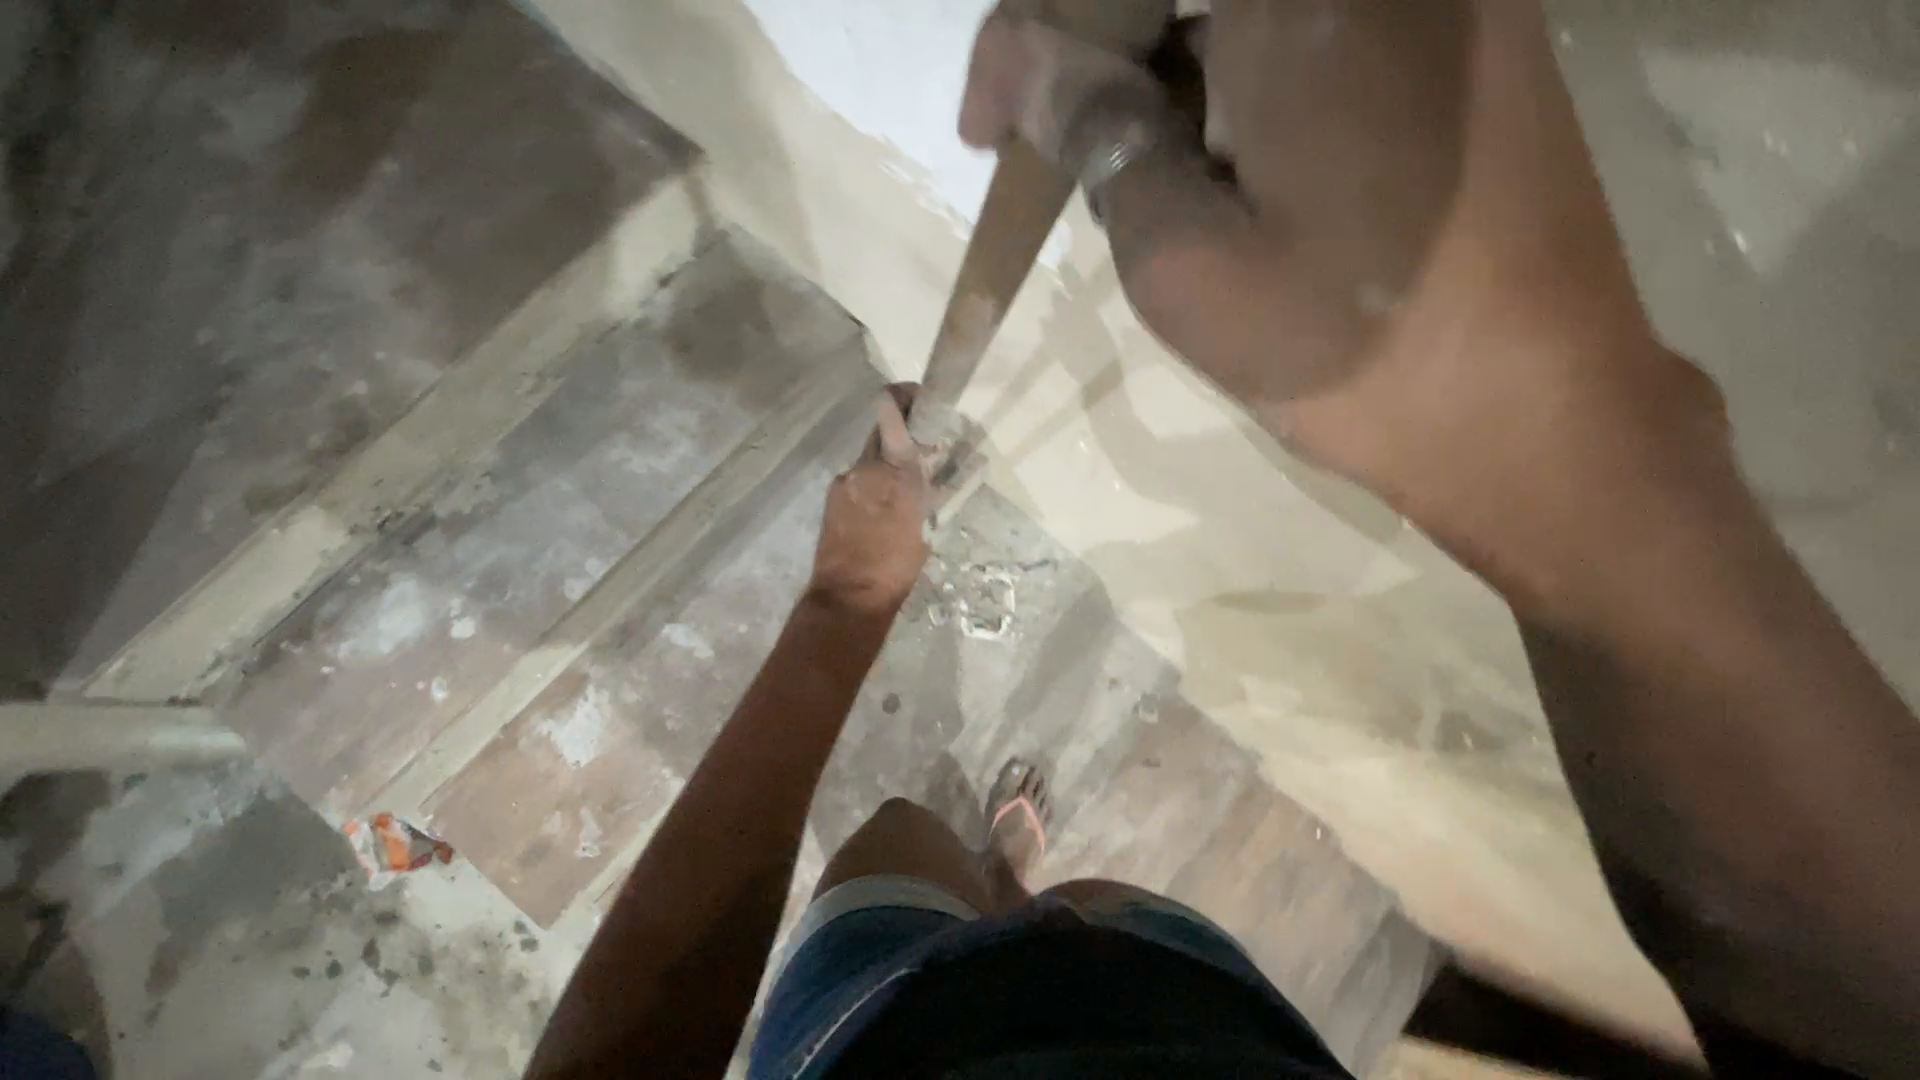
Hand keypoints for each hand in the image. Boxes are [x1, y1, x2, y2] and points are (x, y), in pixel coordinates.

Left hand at [809, 385, 930, 615]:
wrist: (849, 596)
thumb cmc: (896, 567)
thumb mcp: (925, 525)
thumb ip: (929, 489)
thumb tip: (938, 465)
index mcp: (894, 470)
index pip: (890, 410)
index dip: (903, 395)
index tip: (920, 398)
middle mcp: (865, 467)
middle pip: (881, 430)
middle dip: (901, 431)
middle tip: (923, 448)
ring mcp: (844, 481)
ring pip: (869, 457)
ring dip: (886, 462)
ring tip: (903, 488)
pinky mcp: (832, 497)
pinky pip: (857, 478)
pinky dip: (871, 483)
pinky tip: (882, 509)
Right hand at [960, 1, 1732, 605]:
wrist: (1536, 414)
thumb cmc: (1349, 349)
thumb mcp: (1184, 260)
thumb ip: (1098, 138)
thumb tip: (1035, 63)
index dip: (1030, 35)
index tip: (989, 130)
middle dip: (1101, 56)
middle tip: (1056, 151)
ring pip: (1244, 12)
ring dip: (1169, 76)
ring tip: (1141, 182)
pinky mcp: (1465, 40)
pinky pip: (1312, 30)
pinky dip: (1238, 83)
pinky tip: (1218, 166)